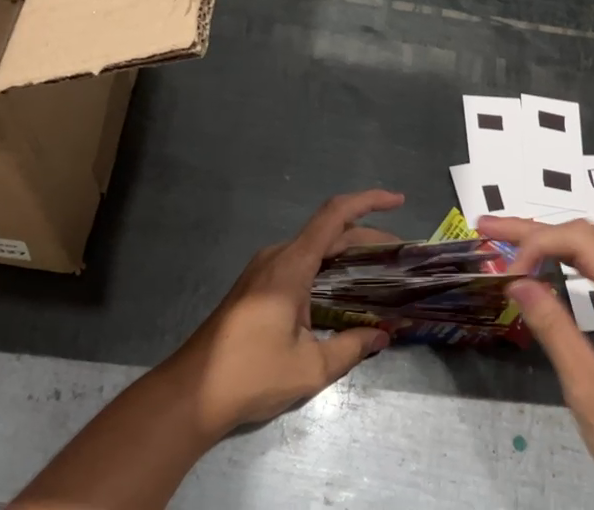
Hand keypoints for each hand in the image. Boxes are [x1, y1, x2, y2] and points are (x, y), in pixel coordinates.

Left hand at [165, 190, 404, 437]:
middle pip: (328, 234)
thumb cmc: (251, 374)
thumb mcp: (310, 367)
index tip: (398, 201)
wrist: (191, 393)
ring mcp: (263, 271)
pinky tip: (343, 296)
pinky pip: (298, 266)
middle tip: (402, 259)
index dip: (368, 202)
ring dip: (346, 256)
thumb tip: (382, 335)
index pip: (334, 216)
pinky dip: (327, 271)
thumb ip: (351, 347)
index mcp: (290, 265)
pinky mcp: (255, 287)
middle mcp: (276, 258)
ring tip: (379, 275)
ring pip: (313, 250)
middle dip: (367, 240)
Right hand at [478, 217, 593, 509]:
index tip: (507, 274)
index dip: (537, 242)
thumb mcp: (588, 389)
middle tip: (487, 228)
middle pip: (588, 241)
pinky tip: (548, 274)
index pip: (582, 241)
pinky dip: (572, 269)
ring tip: (508, 246)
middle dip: (535, 232)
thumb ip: (553, 328)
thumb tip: (517, 281)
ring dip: (552, 248)